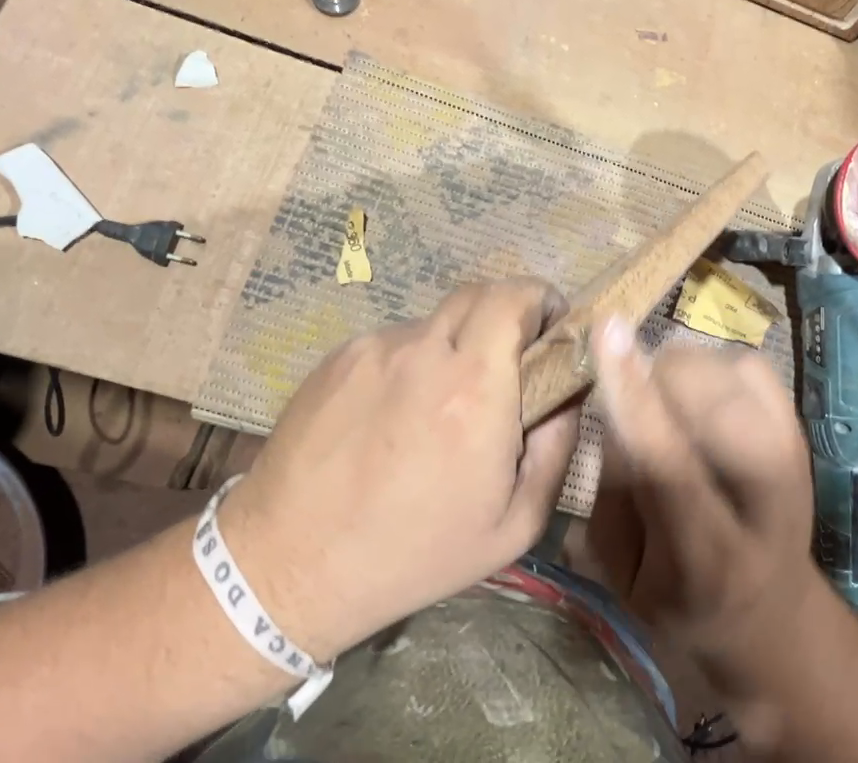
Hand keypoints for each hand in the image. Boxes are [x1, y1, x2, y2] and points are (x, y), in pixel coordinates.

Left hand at [220, 279, 581, 660]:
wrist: (289, 565)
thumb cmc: (413, 554)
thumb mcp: (515, 525)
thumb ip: (557, 448)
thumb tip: (569, 394)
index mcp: (475, 388)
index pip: (518, 297)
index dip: (543, 305)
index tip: (549, 335)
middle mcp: (424, 351)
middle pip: (480, 293)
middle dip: (506, 316)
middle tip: (507, 366)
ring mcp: (373, 350)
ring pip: (435, 323)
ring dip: (455, 348)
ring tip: (439, 410)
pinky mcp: (336, 359)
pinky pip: (393, 345)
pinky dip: (410, 366)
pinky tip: (393, 420)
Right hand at [586, 314, 825, 699]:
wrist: (770, 608)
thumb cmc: (677, 597)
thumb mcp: (622, 571)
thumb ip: (610, 493)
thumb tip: (613, 405)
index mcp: (707, 557)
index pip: (668, 465)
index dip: (634, 396)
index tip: (607, 333)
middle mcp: (764, 503)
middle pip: (716, 405)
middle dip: (656, 376)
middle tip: (629, 393)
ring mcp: (794, 461)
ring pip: (735, 374)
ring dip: (682, 369)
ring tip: (662, 398)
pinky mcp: (800, 431)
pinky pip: (752, 365)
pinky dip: (714, 365)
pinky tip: (697, 395)